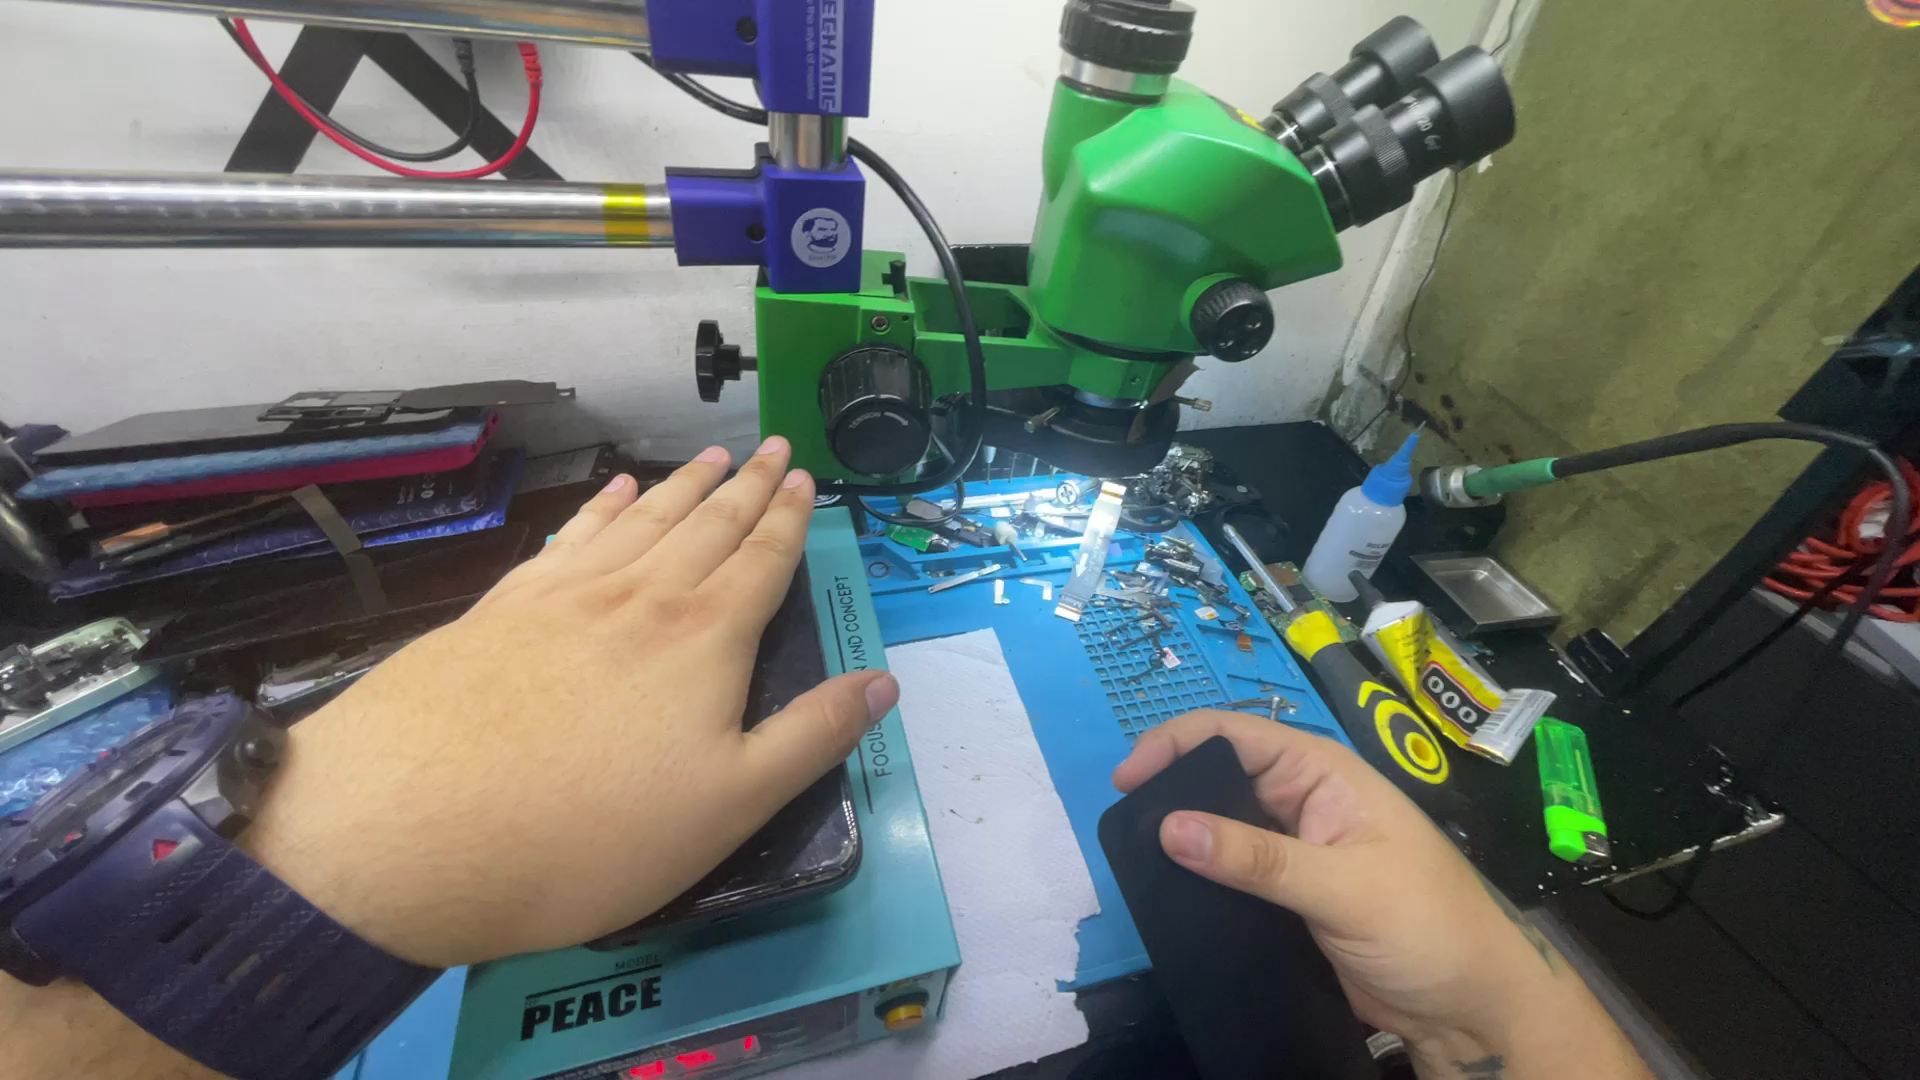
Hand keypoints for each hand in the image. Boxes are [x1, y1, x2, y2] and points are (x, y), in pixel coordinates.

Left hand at [241, 437, 898, 967]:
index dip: (789, 516)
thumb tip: (884, 681)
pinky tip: (615, 488)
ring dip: (685, 483)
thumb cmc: (592, 831)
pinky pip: (573, 536)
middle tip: (772, 446)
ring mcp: (569, 594)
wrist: (402, 838)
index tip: (804, 477)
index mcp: (705, 637)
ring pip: (645, 518)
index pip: (763, 558)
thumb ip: (815, 735)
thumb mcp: (733, 803)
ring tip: (711, 454)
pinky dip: (604, 505)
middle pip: (710, 523)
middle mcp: (645, 596)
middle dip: (748, 483)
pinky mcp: (505, 607)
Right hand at [1113, 711, 1646, 1078]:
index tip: (1128, 778)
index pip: (1231, 733)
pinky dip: (1195, 869)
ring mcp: (1288, 843)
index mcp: (1317, 770)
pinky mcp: (1281, 887)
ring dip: (1179, 829)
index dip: (1174, 743)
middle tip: (1124, 818)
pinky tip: (1168, 882)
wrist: (1476, 1016)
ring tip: (1135, 850)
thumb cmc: (1430, 928)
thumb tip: (1168, 827)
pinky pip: (1226, 866)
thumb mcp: (1345, 887)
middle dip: (1168, 783)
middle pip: (1215, 771)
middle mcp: (1297, 796)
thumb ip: (1257, 857)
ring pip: (1216, 820)